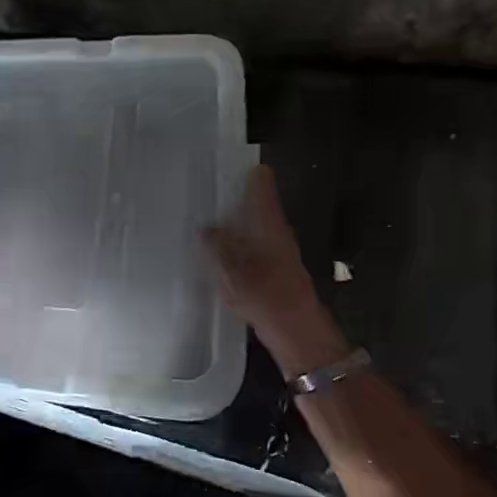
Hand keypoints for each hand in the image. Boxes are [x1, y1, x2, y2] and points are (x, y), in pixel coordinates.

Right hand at [205, 165, 347, 377]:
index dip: (244, 171)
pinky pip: (247, 243)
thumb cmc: (268, 299)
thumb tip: (206, 228)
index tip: (221, 161)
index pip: (262, 185)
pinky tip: (212, 248)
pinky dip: (232, 239)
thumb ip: (217, 247)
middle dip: (231, 194)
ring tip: (199, 214)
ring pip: (250, 224)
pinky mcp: (270, 269)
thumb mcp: (233, 272)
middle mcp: (275, 232)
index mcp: (269, 225)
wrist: (298, 335)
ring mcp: (274, 251)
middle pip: (254, 203)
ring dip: (230, 218)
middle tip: (198, 185)